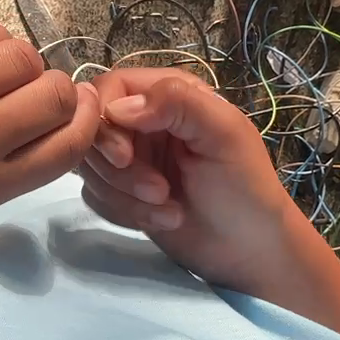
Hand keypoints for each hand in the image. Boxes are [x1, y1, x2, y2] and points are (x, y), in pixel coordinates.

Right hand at [79, 68, 312, 293]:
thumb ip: (177, 103)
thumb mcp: (224, 134)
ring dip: (125, 196)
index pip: (109, 88)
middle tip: (160, 192)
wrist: (248, 251)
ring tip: (170, 210)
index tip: (123, 156)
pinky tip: (162, 220)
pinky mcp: (122, 192)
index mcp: (169, 95)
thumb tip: (118, 108)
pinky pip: (95, 195)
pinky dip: (124, 213)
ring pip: (91, 167)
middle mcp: (144, 121)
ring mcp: (131, 158)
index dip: (105, 121)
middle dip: (120, 170)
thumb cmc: (245, 189)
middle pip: (93, 130)